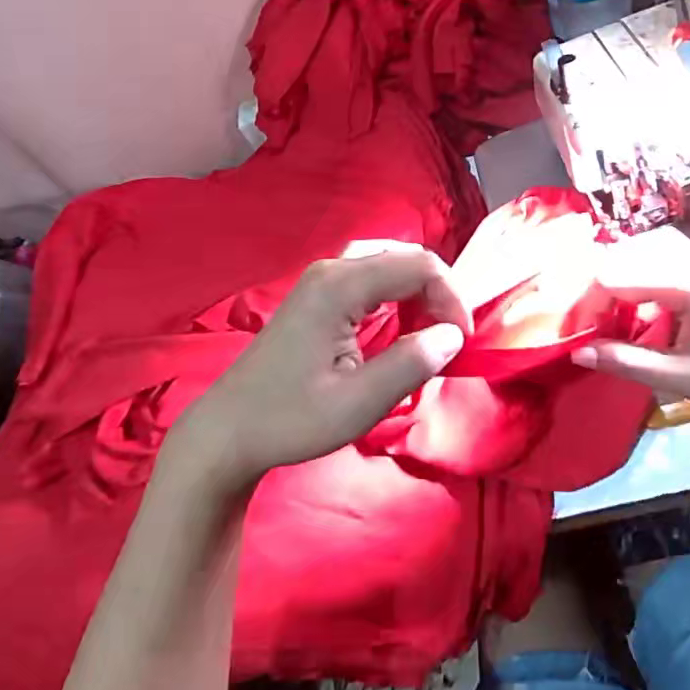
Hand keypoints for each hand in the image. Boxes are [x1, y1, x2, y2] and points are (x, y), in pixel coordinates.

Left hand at [167, 241, 471, 490]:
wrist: (229, 430)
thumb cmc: (290, 420)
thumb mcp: (358, 403)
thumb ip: (411, 364)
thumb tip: (452, 336)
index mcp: (339, 286)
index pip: (420, 266)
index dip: (452, 299)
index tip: (460, 343)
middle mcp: (331, 270)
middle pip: (407, 259)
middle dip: (438, 295)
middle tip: (446, 342)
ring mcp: (321, 280)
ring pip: (391, 267)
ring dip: (419, 298)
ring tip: (425, 341)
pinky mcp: (318, 295)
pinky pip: (372, 281)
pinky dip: (397, 302)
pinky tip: (397, 335)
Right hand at [570, 227, 689, 425]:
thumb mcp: (687, 379)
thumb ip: (628, 363)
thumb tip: (578, 352)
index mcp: (688, 281)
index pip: (612, 276)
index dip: (586, 304)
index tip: (574, 335)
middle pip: (623, 254)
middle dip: (596, 288)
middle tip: (586, 326)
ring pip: (642, 252)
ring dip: (618, 280)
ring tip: (606, 316)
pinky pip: (662, 259)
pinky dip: (639, 278)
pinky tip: (639, 307)